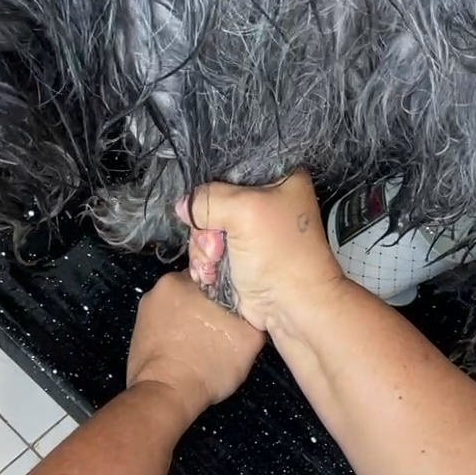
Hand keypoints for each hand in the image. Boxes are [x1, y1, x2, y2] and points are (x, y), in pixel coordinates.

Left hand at [126, 273, 267, 421]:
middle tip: (217, 328)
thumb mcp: (248, 341)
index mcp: (186, 280)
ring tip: (199, 341)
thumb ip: (252, 314)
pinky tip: (182, 349)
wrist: (166, 395)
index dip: (226, 291)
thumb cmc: (207, 366)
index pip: (214, 274)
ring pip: (177, 307)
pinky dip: (172, 332)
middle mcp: (162, 287)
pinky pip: (162, 324)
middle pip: (193, 290)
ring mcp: (146, 308)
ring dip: (187, 319)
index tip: (232, 308)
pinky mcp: (138, 329)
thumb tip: (252, 307)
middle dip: (205, 304)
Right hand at [179, 171, 350, 333]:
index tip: (212, 207)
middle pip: (212, 203)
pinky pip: (208, 253)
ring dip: (203, 250)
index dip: (214, 186)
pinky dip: (205, 264)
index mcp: (277, 179)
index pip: (231, 167)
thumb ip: (208, 200)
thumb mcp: (244, 211)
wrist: (291, 307)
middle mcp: (263, 204)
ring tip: (215, 264)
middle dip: (207, 228)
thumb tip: (183, 206)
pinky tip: (211, 274)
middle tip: (218, 245)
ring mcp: (248, 234)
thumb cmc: (281, 256)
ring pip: (206, 230)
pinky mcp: (238, 259)